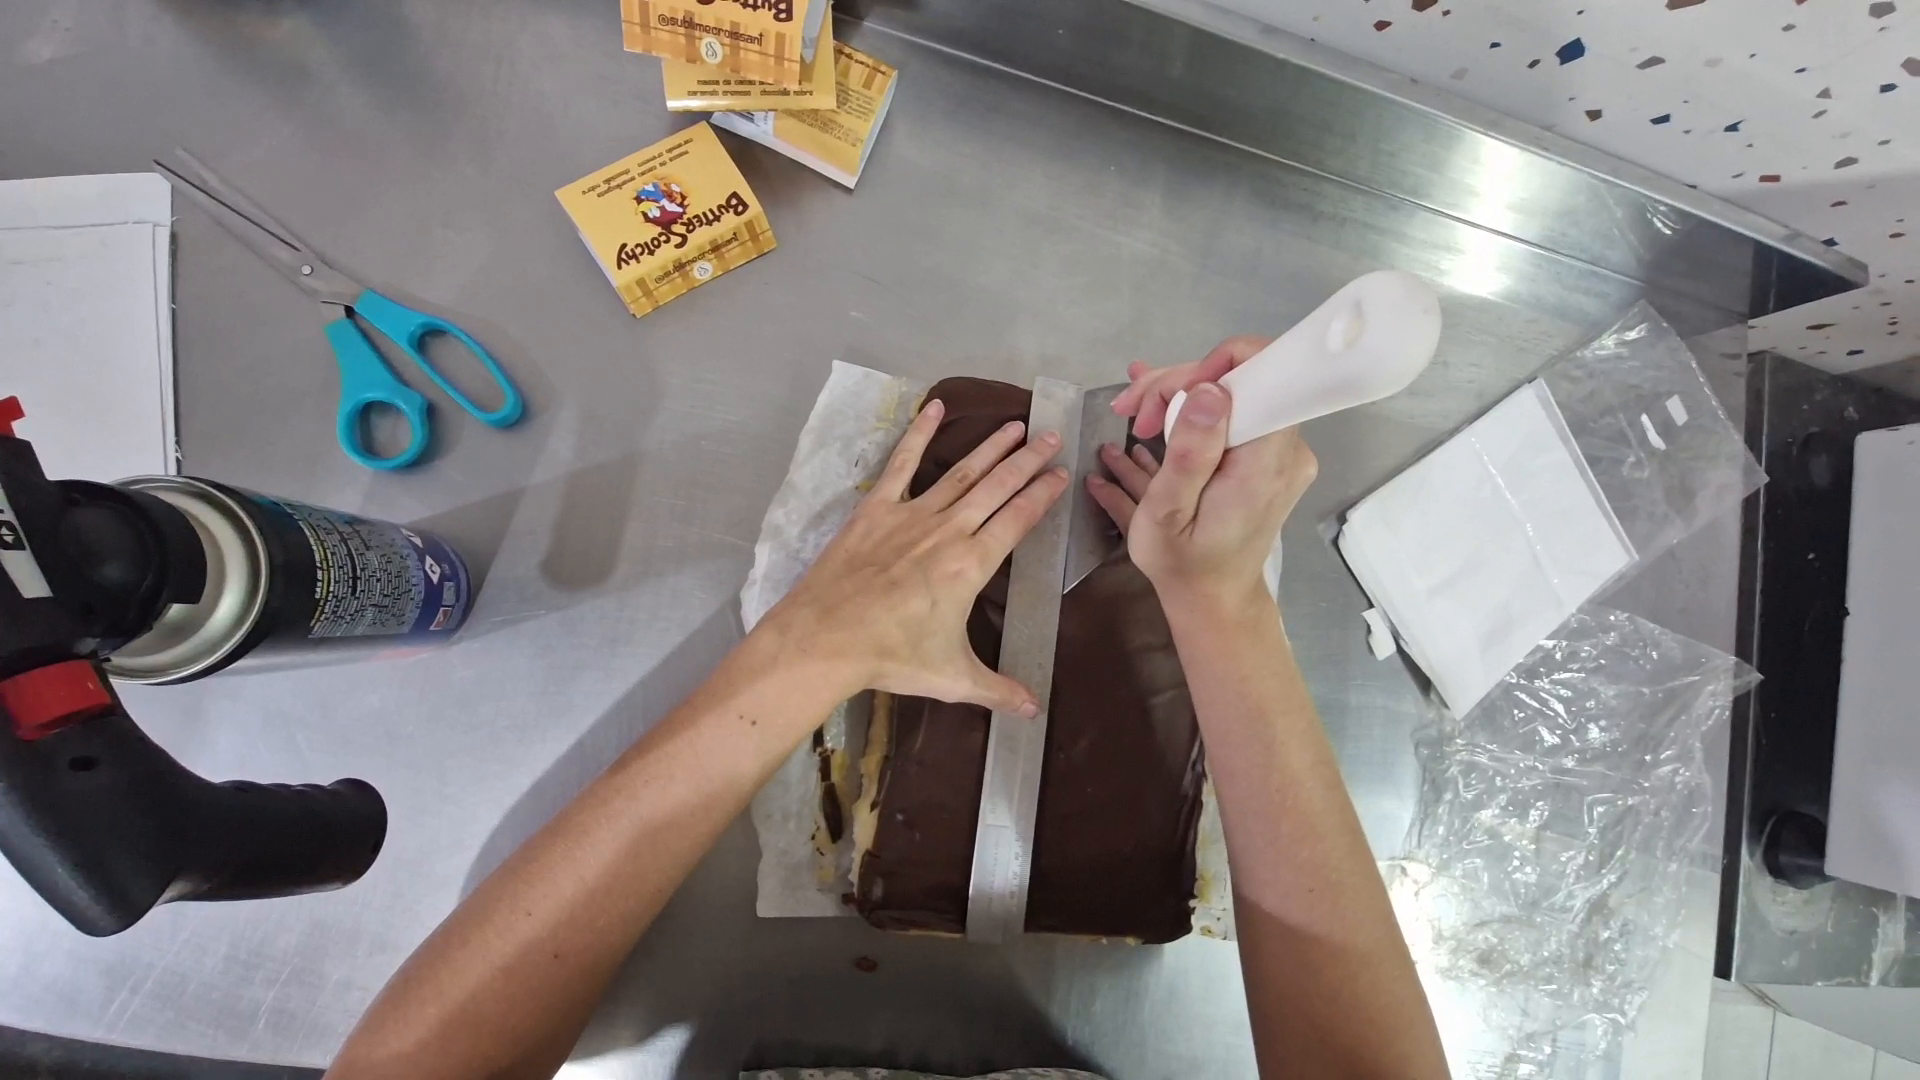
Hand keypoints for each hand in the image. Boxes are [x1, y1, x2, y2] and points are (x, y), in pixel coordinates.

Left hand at [758, 398, 1068, 715]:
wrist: (826, 638)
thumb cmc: (893, 657)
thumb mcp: (953, 677)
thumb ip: (998, 689)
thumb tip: (1034, 710)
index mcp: (972, 565)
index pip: (1018, 519)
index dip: (1042, 495)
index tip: (1060, 475)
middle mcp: (949, 530)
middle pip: (997, 487)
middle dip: (1027, 461)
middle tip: (1051, 436)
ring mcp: (912, 514)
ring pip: (961, 472)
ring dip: (990, 447)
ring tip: (1014, 425)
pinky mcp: (877, 509)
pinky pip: (902, 463)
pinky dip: (919, 434)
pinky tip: (935, 407)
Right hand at [1090, 354, 1316, 611]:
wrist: (1212, 599)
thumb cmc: (1184, 563)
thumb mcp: (1169, 512)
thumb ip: (1191, 451)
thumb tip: (1208, 389)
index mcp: (1265, 460)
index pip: (1259, 375)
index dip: (1207, 370)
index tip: (1163, 399)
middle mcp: (1284, 450)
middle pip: (1237, 385)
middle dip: (1176, 387)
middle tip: (1129, 412)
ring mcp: (1276, 454)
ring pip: (1230, 399)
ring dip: (1177, 400)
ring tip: (1129, 413)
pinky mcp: (1263, 460)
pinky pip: (1232, 421)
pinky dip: (1193, 416)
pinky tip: (1155, 407)